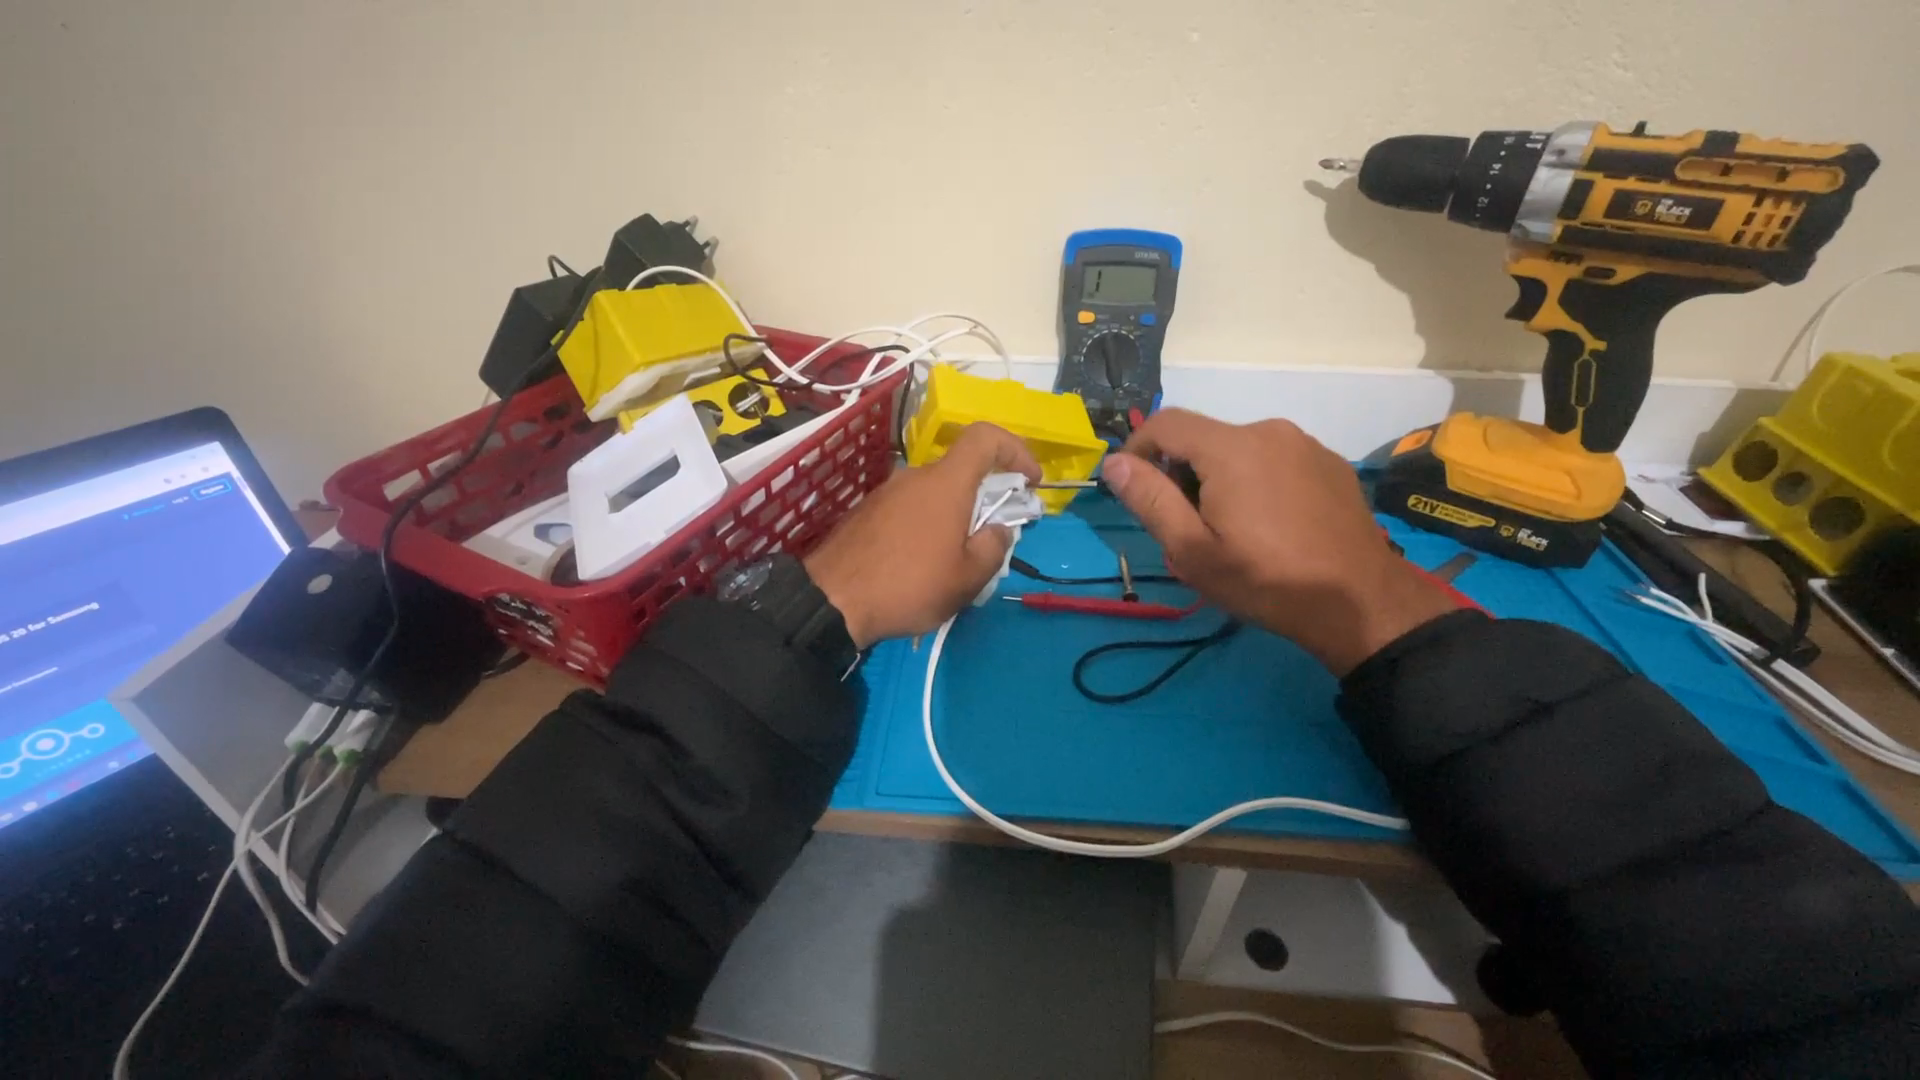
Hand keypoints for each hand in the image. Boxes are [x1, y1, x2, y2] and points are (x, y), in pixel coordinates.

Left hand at [804, 423, 1040, 647]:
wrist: (832, 601)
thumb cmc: (909, 586)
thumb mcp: (968, 578)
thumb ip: (994, 547)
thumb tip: (999, 529)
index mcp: (946, 483)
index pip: (985, 437)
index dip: (1015, 449)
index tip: (1029, 480)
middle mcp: (915, 477)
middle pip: (961, 472)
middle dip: (985, 497)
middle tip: (993, 536)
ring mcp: (886, 493)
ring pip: (934, 494)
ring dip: (954, 516)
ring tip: (956, 560)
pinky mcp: (867, 512)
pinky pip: (910, 508)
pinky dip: (927, 525)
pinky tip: (921, 564)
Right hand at [1101, 409, 1461, 674]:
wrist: (1360, 602)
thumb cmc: (1265, 580)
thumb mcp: (1192, 550)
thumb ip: (1149, 500)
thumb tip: (1114, 462)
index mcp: (1231, 448)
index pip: (1165, 423)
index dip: (1137, 449)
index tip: (1133, 488)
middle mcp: (1269, 430)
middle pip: (1203, 438)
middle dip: (1181, 473)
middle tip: (1184, 526)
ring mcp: (1305, 444)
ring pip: (1239, 449)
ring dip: (1219, 478)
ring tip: (1229, 529)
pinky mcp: (1329, 463)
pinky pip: (1274, 460)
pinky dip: (1255, 481)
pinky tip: (1269, 524)